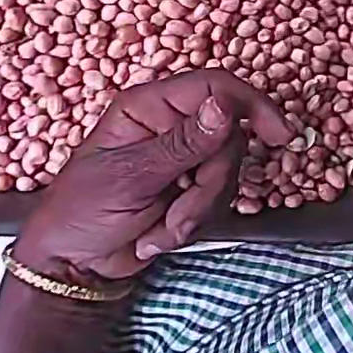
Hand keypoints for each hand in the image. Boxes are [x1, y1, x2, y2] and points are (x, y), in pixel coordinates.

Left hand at [13, 69, 294, 286]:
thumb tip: (225, 108)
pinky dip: (193, 222)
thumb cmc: (81, 210)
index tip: (280, 135)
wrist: (72, 265)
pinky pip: (218, 198)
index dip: (252, 105)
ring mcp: (184, 156)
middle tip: (179, 214)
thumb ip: (183, 144)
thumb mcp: (130, 177)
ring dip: (197, 209)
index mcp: (151, 106)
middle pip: (229, 138)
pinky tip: (159, 234)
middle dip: (209, 184)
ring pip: (227, 172)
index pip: (215, 87)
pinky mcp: (191, 186)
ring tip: (158, 230)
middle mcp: (173, 124)